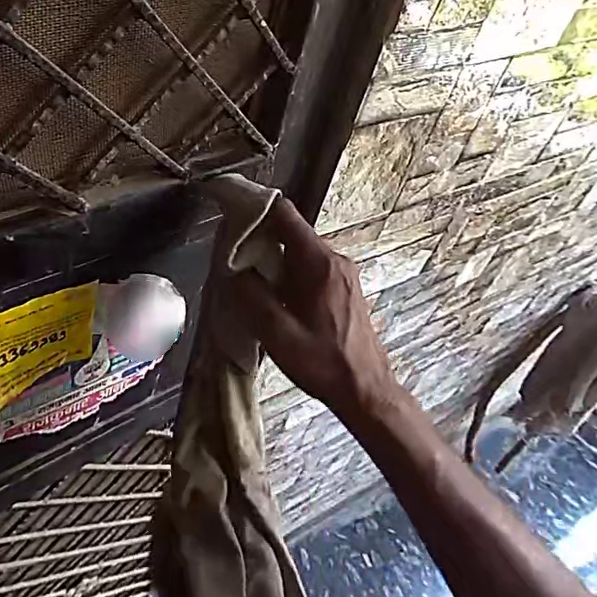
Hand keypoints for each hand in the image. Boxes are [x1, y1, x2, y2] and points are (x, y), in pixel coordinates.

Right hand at [229, 196, 401, 425]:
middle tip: (229, 250)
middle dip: (257, 234)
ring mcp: (341, 272)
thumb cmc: (325, 364)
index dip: (254, 204)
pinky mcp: (342, 286)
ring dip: (271, 254)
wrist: (367, 392)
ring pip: (298, 248)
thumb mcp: (278, 335)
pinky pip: (308, 264)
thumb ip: (251, 298)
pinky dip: (286, 268)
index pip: (285, 213)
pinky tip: (272, 291)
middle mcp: (334, 259)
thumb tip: (232, 271)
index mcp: (319, 263)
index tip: (229, 205)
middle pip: (290, 229)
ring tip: (246, 273)